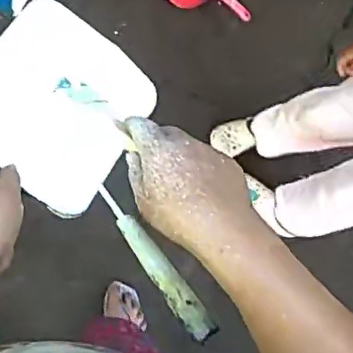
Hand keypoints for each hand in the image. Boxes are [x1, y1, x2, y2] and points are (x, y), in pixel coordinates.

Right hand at [123, 118, 269, 256]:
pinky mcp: (225, 162)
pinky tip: (199, 190)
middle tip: (152, 164)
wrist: (224, 228)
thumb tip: (134, 160)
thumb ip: (135, 172)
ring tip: (178, 184)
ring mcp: (206, 150)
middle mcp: (182, 142)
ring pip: (187, 146)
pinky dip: (200, 168)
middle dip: (156, 143)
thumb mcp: (143, 201)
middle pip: (164, 132)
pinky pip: (206, 158)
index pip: (139, 124)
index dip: (130, 127)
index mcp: (157, 147)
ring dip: (180, 157)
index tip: (127, 131)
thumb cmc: (181, 217)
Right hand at [335, 34, 352, 76]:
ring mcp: (352, 49)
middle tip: (351, 74)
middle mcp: (348, 51)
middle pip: (343, 61)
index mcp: (348, 54)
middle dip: (346, 68)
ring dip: (350, 65)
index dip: (341, 70)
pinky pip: (352, 56)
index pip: (340, 63)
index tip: (344, 75)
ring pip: (347, 59)